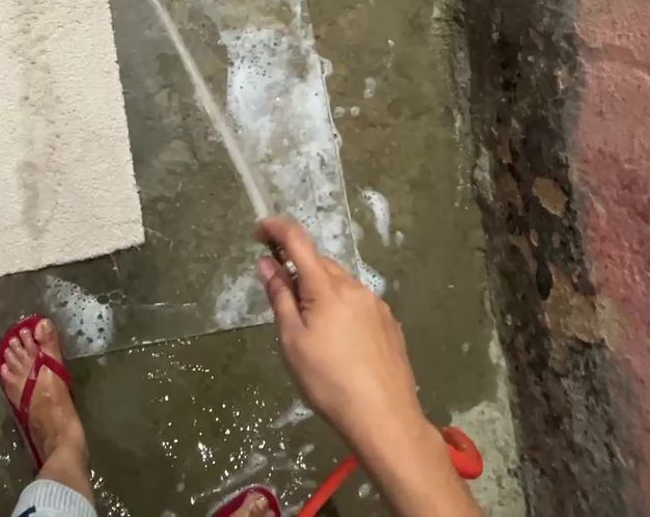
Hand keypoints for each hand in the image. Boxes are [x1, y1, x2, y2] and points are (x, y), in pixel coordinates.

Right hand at [256, 217, 482, 516]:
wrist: (386, 421)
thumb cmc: (329, 382)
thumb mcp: (292, 341)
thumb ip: (280, 296)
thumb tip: (267, 262)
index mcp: (327, 288)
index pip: (298, 240)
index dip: (276, 228)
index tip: (259, 231)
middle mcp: (354, 287)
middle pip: (319, 262)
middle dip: (297, 267)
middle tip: (282, 296)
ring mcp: (376, 305)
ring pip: (339, 282)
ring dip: (320, 288)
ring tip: (311, 326)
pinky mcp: (390, 323)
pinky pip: (357, 301)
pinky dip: (340, 305)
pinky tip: (338, 338)